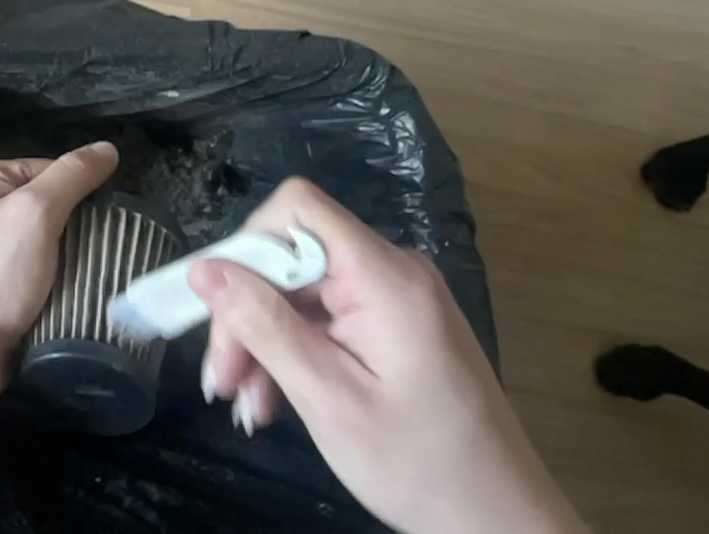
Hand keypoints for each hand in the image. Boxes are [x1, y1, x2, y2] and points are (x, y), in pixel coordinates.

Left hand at [0, 141, 117, 356]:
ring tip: (82, 274)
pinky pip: (31, 266)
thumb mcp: (38, 212)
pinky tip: (61, 291)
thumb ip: (73, 176)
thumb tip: (108, 148)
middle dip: (72, 226)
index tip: (100, 224)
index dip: (80, 193)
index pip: (50, 169)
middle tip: (94, 252)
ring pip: (42, 238)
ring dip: (65, 254)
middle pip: (47, 203)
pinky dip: (50, 276)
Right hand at [190, 178, 587, 533]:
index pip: (299, 207)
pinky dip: (292, 351)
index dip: (250, 241)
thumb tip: (201, 270)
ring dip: (263, 341)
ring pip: (299, 290)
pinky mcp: (391, 325)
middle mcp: (390, 270)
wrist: (506, 531)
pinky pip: (322, 316)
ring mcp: (393, 298)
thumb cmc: (420, 468)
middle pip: (290, 256)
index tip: (222, 302)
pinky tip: (273, 399)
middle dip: (246, 311)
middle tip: (222, 380)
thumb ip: (262, 324)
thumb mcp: (327, 397)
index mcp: (384, 275)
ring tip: (244, 404)